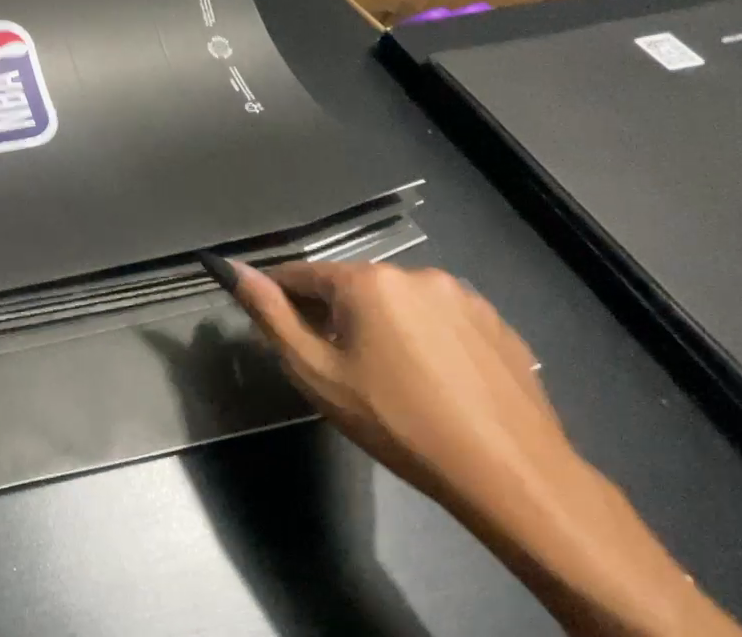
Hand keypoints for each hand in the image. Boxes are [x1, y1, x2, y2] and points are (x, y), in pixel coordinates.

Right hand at [224, 259, 566, 512]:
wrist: (508, 472)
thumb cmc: (395, 421)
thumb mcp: (315, 371)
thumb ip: (270, 314)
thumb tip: (233, 269)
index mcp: (366, 281)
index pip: (299, 274)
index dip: (278, 299)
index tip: (276, 332)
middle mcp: (415, 274)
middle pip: (350, 287)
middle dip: (332, 316)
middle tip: (333, 367)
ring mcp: (464, 296)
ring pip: (397, 303)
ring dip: (379, 326)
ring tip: (386, 378)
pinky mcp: (497, 324)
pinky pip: (439, 320)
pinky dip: (422, 339)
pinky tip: (429, 382)